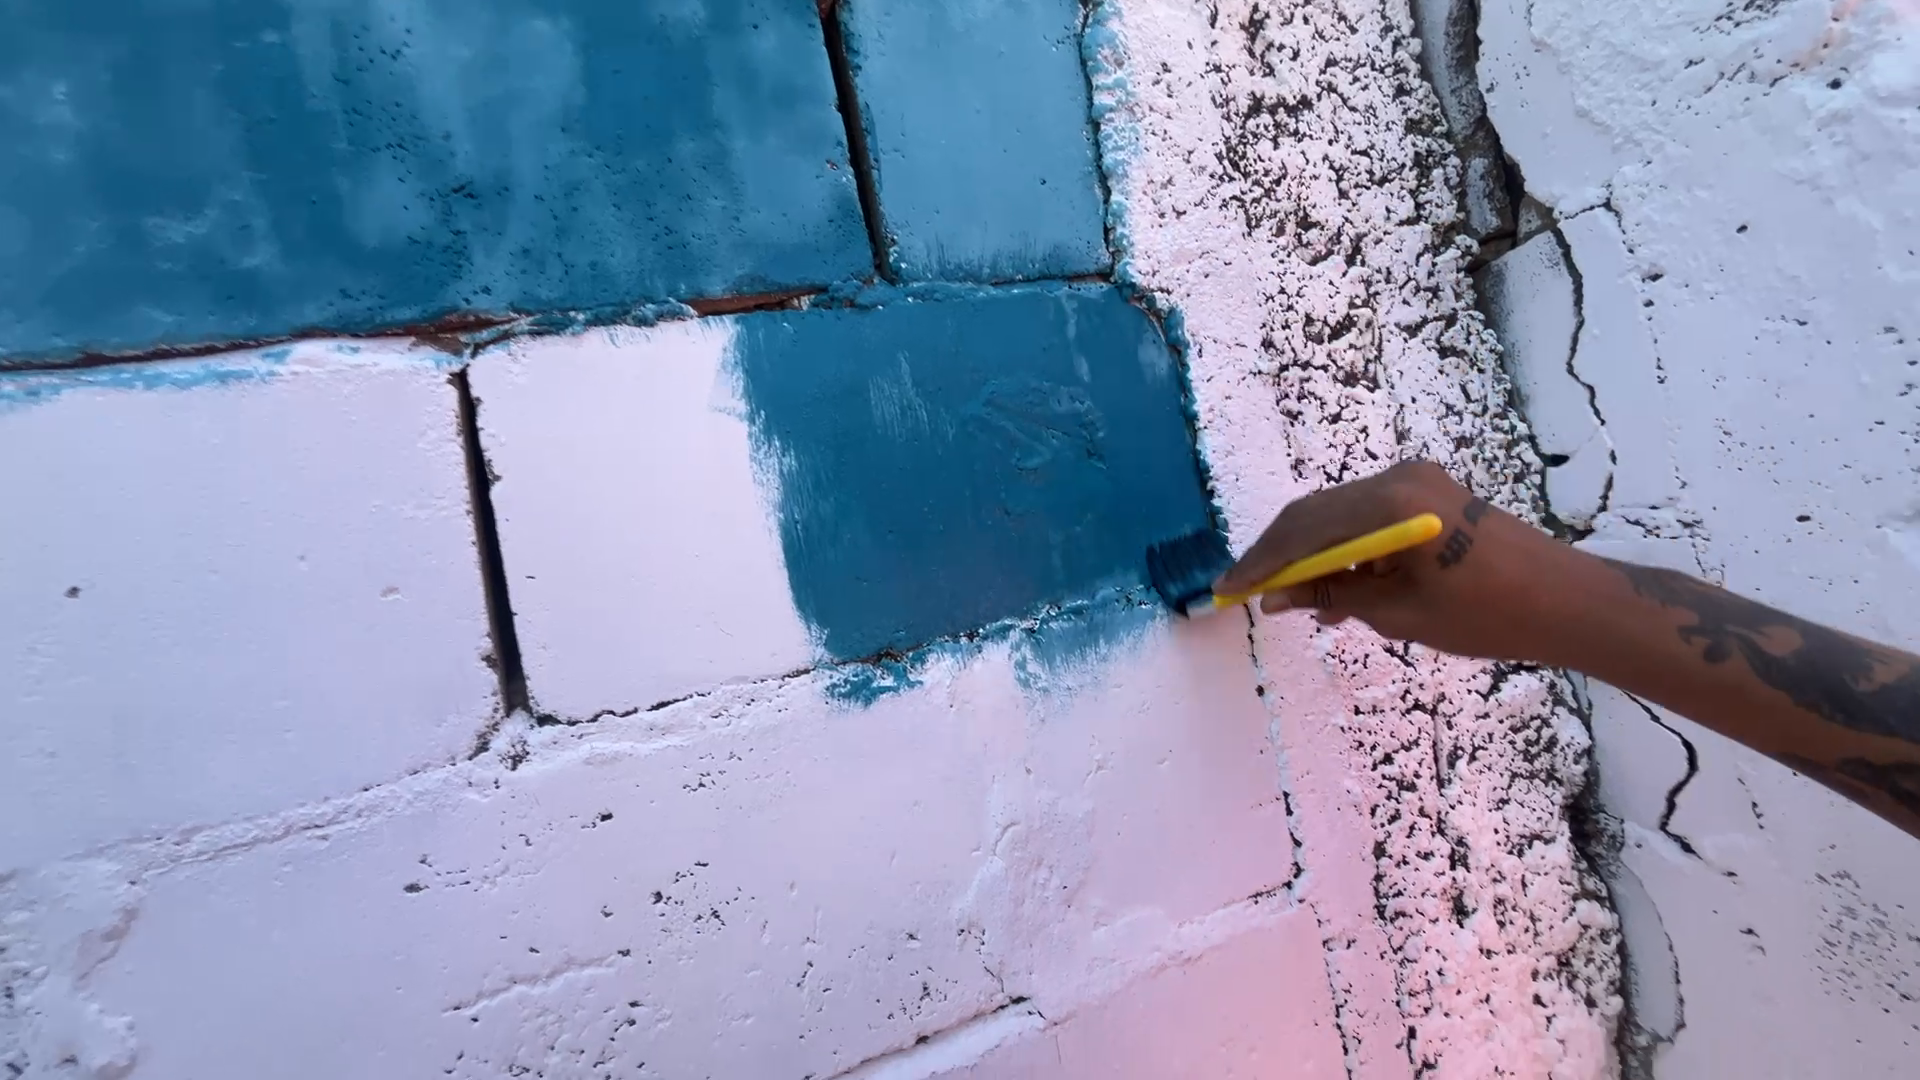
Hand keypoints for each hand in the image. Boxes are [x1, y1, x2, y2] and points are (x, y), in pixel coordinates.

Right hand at [1214, 461, 1575, 661]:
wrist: (1573, 602)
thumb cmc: (1489, 615)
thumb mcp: (1397, 612)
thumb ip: (1328, 595)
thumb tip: (1272, 598)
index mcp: (1390, 503)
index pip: (1302, 531)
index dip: (1259, 562)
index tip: (1226, 589)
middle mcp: (1396, 478)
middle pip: (1311, 514)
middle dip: (1276, 554)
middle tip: (1246, 589)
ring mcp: (1413, 479)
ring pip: (1333, 515)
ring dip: (1307, 553)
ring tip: (1287, 595)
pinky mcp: (1425, 490)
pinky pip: (1362, 517)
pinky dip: (1340, 548)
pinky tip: (1331, 584)